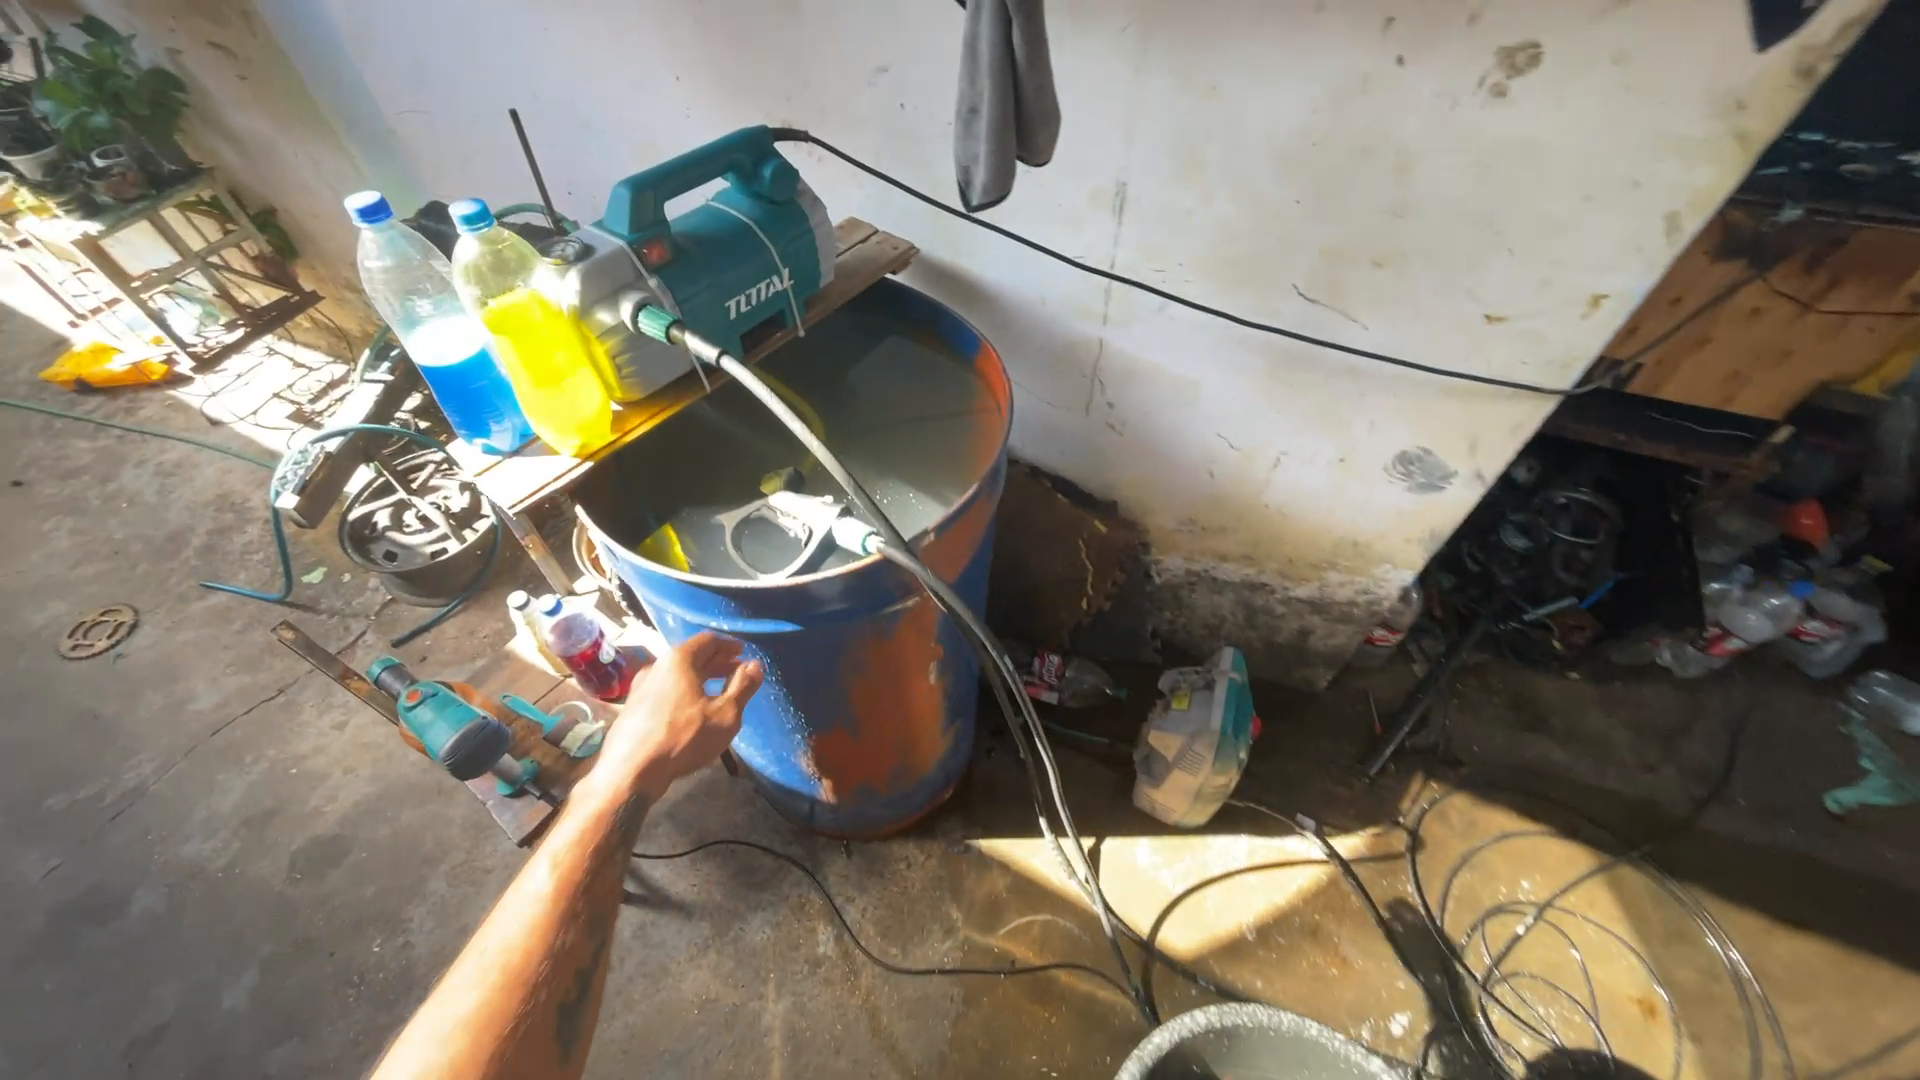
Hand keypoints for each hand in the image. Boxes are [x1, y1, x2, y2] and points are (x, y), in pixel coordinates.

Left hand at [597, 633, 761, 795]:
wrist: (630, 772)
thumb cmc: (684, 737)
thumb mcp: (725, 714)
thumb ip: (743, 687)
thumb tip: (756, 665)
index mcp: (679, 660)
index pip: (708, 640)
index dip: (729, 645)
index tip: (743, 653)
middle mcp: (656, 666)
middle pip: (691, 656)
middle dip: (716, 662)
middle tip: (736, 671)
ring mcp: (641, 688)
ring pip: (677, 675)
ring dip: (700, 678)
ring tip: (717, 691)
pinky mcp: (633, 708)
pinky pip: (666, 690)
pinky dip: (684, 692)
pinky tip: (693, 710)